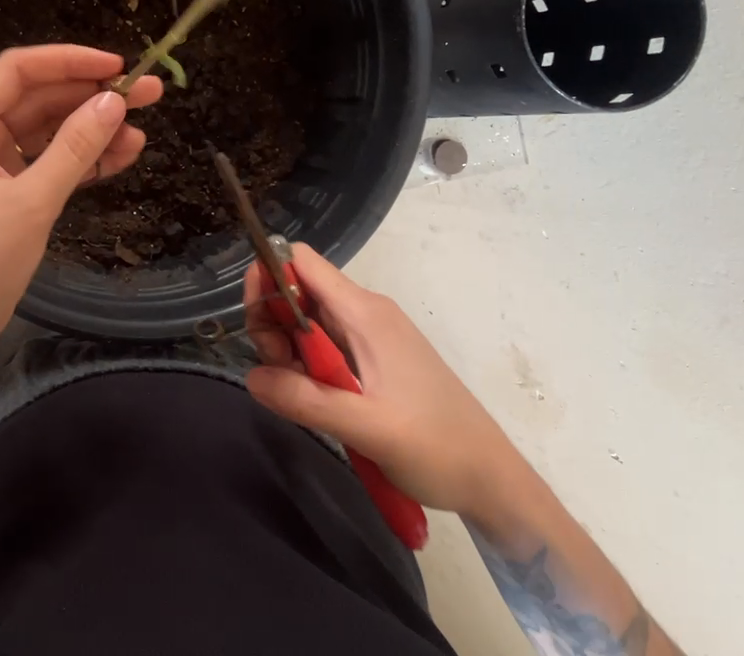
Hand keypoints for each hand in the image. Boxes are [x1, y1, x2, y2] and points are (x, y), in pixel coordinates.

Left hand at [0, 46, 162, 358]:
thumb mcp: (31, 202)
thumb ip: (74, 149)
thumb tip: (114, 102)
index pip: (17, 72)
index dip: (68, 62)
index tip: (117, 66)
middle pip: (39, 100)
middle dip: (91, 97)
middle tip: (150, 94)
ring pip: (49, 132)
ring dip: (93, 131)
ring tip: (142, 133)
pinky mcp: (8, 192)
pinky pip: (50, 163)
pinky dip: (82, 160)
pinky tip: (123, 156)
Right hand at [244, 243, 534, 520]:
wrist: (492, 481)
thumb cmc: (437, 447)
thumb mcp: (367, 427)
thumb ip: (306, 399)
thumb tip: (252, 376)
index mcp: (365, 313)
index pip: (300, 262)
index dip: (269, 276)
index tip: (256, 321)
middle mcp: (365, 314)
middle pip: (296, 292)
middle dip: (272, 323)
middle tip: (277, 371)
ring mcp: (369, 338)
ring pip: (306, 322)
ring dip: (287, 350)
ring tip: (298, 392)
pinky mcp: (372, 361)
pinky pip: (322, 346)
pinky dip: (305, 366)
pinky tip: (314, 400)